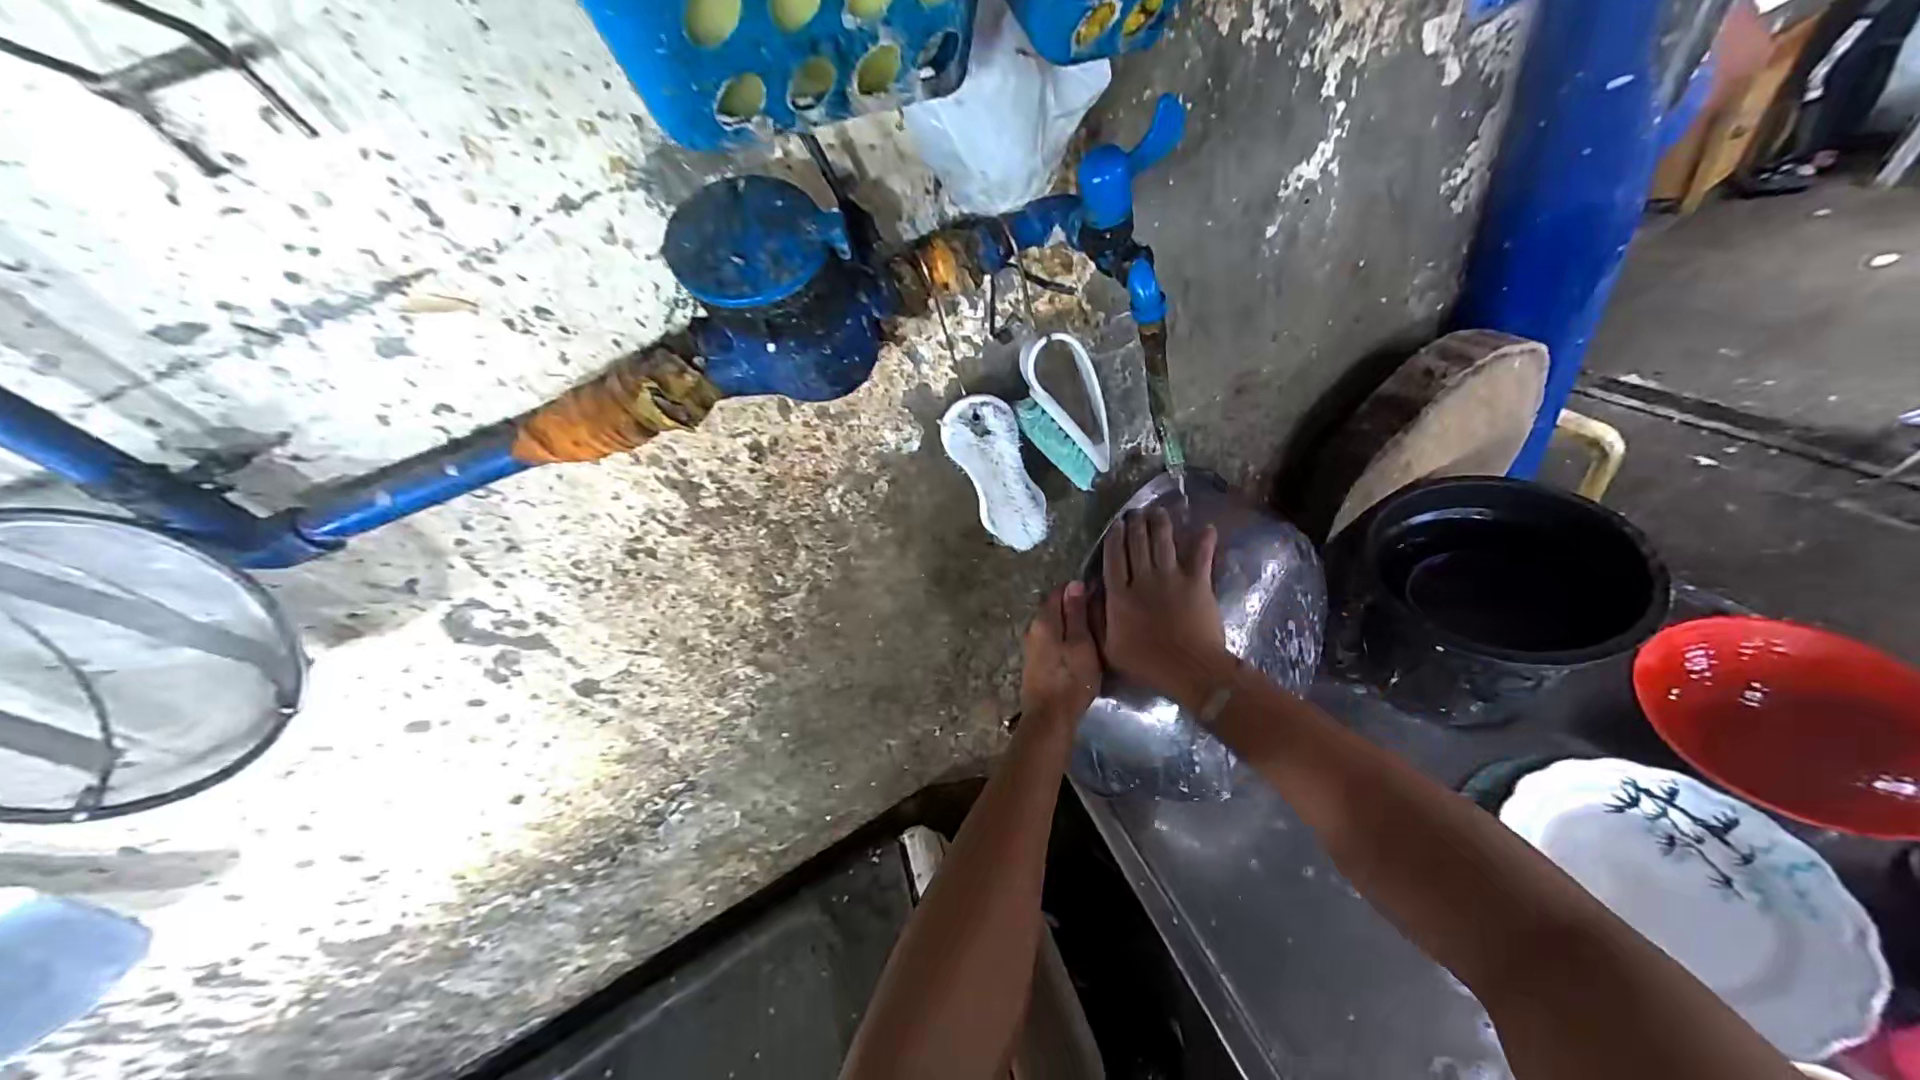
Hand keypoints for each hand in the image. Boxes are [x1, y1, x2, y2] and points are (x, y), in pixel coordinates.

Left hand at [1019, 582, 1101, 728]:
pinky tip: (1077, 650)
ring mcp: (1031, 647)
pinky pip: (1050, 641)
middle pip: (1053, 609)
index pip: (1058, 592)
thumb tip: (1074, 584)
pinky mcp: (1034, 663)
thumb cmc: (1071, 679)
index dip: (1077, 590)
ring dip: (1069, 626)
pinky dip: (1063, 640)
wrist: (1049, 718)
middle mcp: (1032, 629)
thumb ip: (1076, 613)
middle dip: (1073, 607)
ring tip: (1092, 633)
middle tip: (1098, 614)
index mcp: (1043, 620)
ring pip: (1052, 626)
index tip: (1097, 595)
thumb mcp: (1081, 643)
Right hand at [1101, 508, 1233, 708]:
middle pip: (1137, 544)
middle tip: (1135, 512)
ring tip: (1158, 512)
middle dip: (1135, 524)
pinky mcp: (1197, 582)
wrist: (1189, 669)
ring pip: (1163, 542)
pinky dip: (1205, 540)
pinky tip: (1207, 528)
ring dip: (1160, 524)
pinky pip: (1201, 556)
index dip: (1114, 538)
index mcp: (1120, 596)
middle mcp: (1143, 579)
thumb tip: (1090, 598)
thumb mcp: (1109, 649)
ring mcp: (1171, 578)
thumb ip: (1098, 621)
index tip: (1115, 524)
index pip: (1113, 558)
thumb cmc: (1147, 665)